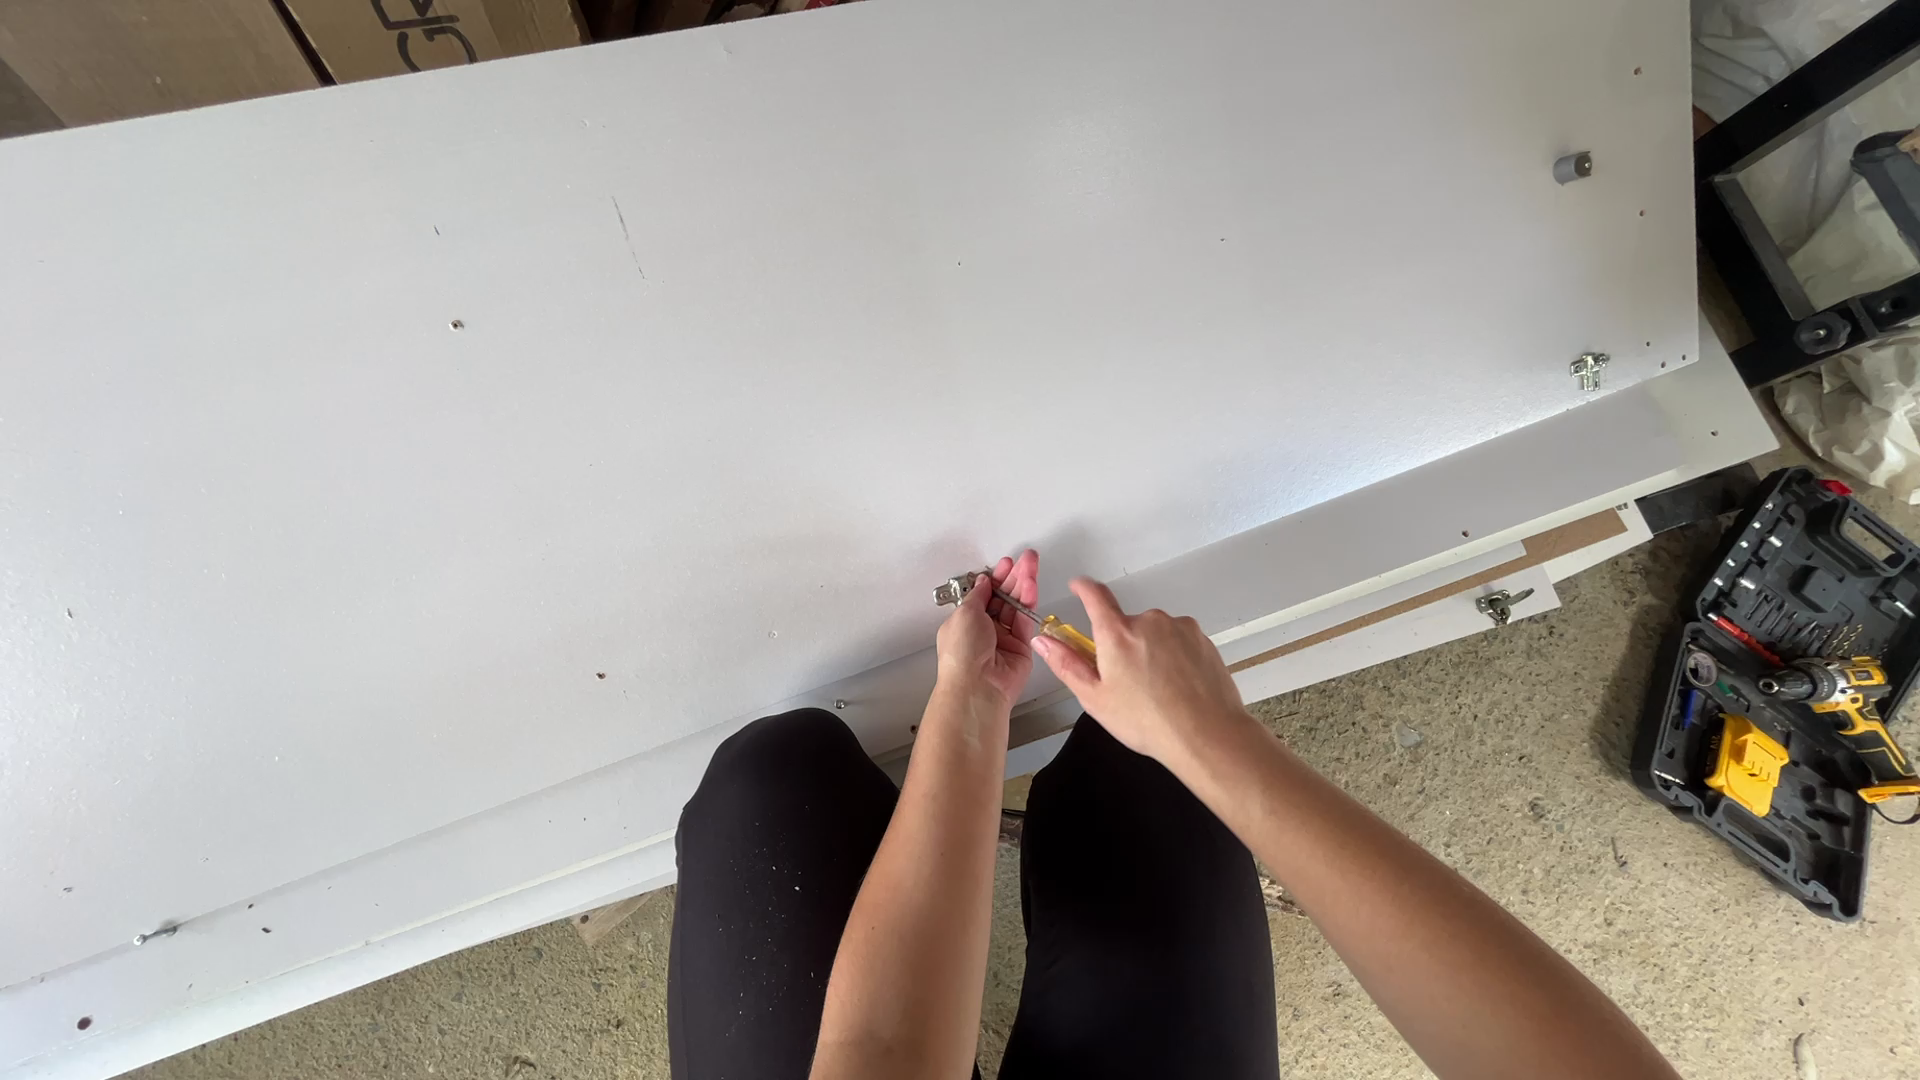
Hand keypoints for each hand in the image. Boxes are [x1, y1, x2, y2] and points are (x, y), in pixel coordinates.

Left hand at [934, 549, 1039, 710]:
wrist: (977, 686)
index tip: (1006, 564)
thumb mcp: (964, 613)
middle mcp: (984, 630)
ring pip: (1016, 606)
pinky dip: (1029, 601)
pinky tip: (1032, 585)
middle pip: (1003, 597)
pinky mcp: (1022, 648)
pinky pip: (1026, 620)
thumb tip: (982, 581)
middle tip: (1026, 559)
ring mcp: (1004, 639)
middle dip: (1014, 576)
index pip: (984, 593)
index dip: (995, 577)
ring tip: (1032, 565)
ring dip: (1024, 584)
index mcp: (965, 621)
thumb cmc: (962, 656)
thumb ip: (978, 595)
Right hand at [1030, 577, 1257, 767]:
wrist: (1206, 734)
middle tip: (1126, 679)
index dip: (1083, 588)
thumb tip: (1043, 640)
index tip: (1079, 587)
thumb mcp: (1095, 698)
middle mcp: (1148, 621)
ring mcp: (1178, 627)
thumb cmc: (1147, 721)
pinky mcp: (1201, 638)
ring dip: (1149, 649)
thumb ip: (1066, 663)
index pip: (1095, 595)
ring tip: (1156, 688)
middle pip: (1126, 623)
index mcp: (1117, 633)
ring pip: (1154, 632)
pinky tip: (1177, 684)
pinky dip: (1173, 655)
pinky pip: (1178, 639)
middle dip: (1122, 643)